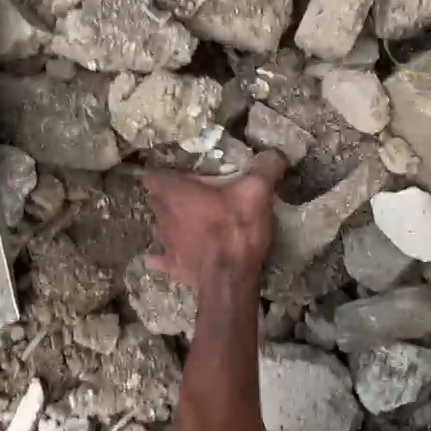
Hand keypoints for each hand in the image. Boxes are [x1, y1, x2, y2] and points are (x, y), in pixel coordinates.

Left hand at [142, 151, 288, 293]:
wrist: (229, 278)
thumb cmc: (236, 228)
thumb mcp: (257, 191)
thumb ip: (265, 167)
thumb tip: (276, 152)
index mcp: (175, 191)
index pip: (153, 174)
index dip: (165, 172)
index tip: (182, 172)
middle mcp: (162, 214)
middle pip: (157, 198)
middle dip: (170, 195)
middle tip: (194, 194)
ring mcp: (163, 242)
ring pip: (158, 225)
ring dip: (170, 222)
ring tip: (190, 222)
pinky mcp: (171, 265)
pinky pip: (159, 257)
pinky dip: (164, 254)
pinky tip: (175, 253)